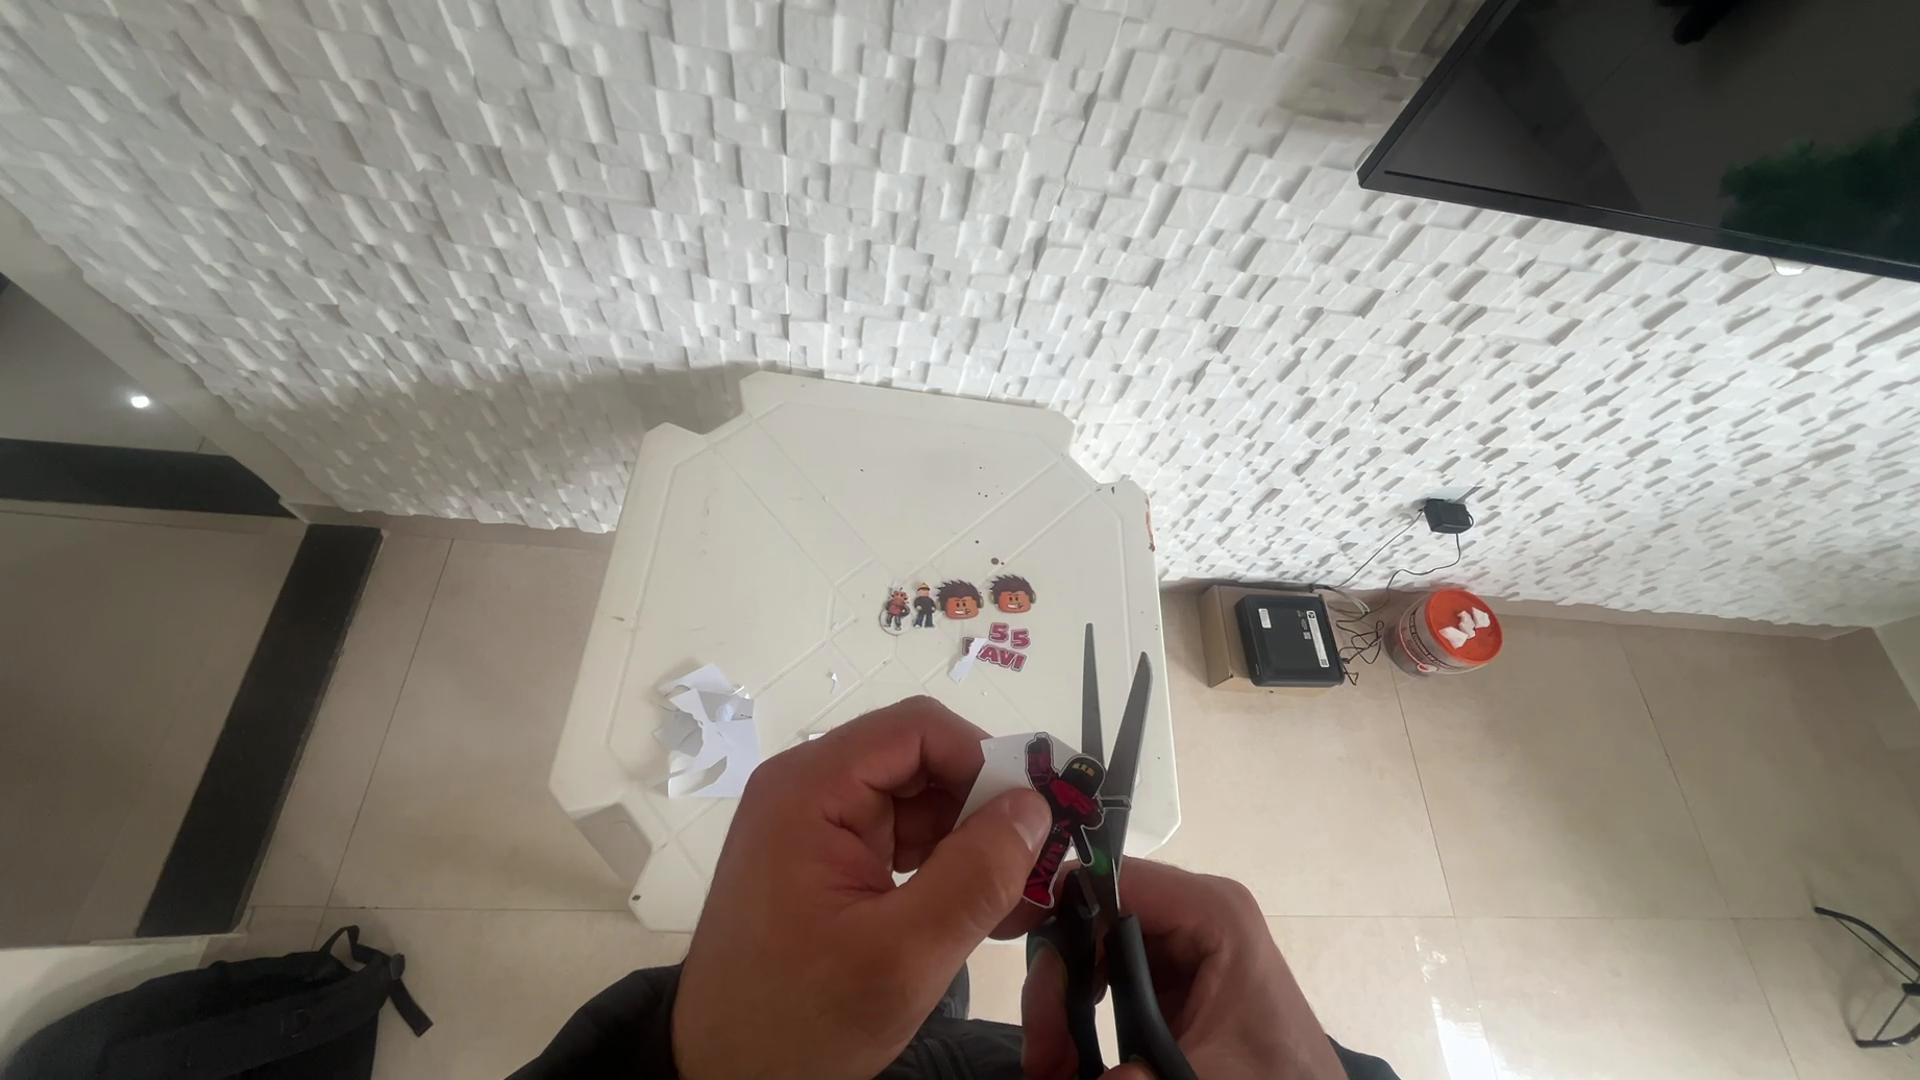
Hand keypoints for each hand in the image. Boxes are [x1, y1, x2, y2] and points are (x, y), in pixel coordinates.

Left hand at [672, 696, 1052, 1079]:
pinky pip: (904, 834)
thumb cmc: (795, 1022)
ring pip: (919, 798)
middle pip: (919, 760)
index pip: (915, 730)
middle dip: (982, 805)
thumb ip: (974, 878)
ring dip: (972, 839)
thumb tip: (1033, 807)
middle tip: (1034, 860)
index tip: (1029, 812)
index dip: (980, 757)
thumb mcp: (899, 958)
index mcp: (811, 788)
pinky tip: (981, 906)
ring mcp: (819, 820)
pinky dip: (947, 863)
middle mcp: (812, 786)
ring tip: (1017, 894)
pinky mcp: (830, 854)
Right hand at [1016, 859, 1346, 1079]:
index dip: (1061, 903)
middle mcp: (1189, 909)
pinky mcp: (1166, 969)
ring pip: (1090, 946)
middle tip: (1040, 1048)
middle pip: (1094, 915)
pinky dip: (1078, 1011)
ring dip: (1061, 1001)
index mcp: (1211, 910)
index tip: (1012, 947)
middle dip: (1058, 978)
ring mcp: (1176, 937)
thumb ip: (1154, 1079)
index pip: (1115, 878)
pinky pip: (1103, 973)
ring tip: (1049, 1063)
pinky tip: (1067, 1057)